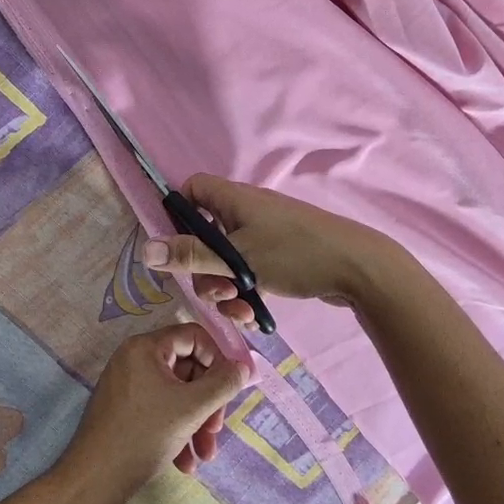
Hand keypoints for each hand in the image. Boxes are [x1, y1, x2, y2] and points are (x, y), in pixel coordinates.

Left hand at [57, 323, 248, 502]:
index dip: (218, 360)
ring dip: (197, 423)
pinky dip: (177, 432)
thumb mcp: (191, 409)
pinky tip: (185, 463)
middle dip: (208, 403)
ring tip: (205, 455)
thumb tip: (245, 366)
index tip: (231, 388)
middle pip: (188, 368)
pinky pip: (161, 410)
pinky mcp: (126, 410)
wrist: (92, 483)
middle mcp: (135, 358)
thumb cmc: (143, 436)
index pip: (194, 336)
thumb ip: (223, 384)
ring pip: (177, 394)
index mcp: (146, 347)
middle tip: (217, 429)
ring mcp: (128, 385)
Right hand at [142, 174, 417, 326]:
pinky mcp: (282, 256)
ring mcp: (267, 233)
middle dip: (205, 268)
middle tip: (215, 290)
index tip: (178, 247)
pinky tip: (254, 313)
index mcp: (235, 199)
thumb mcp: (238, 259)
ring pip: (228, 259)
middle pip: (207, 233)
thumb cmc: (295, 255)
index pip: (193, 189)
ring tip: (239, 308)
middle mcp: (249, 211)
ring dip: (226, 287)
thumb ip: (192, 256)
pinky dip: (247, 291)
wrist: (358, 268)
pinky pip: (250, 271)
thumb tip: (145, 250)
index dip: (178, 213)